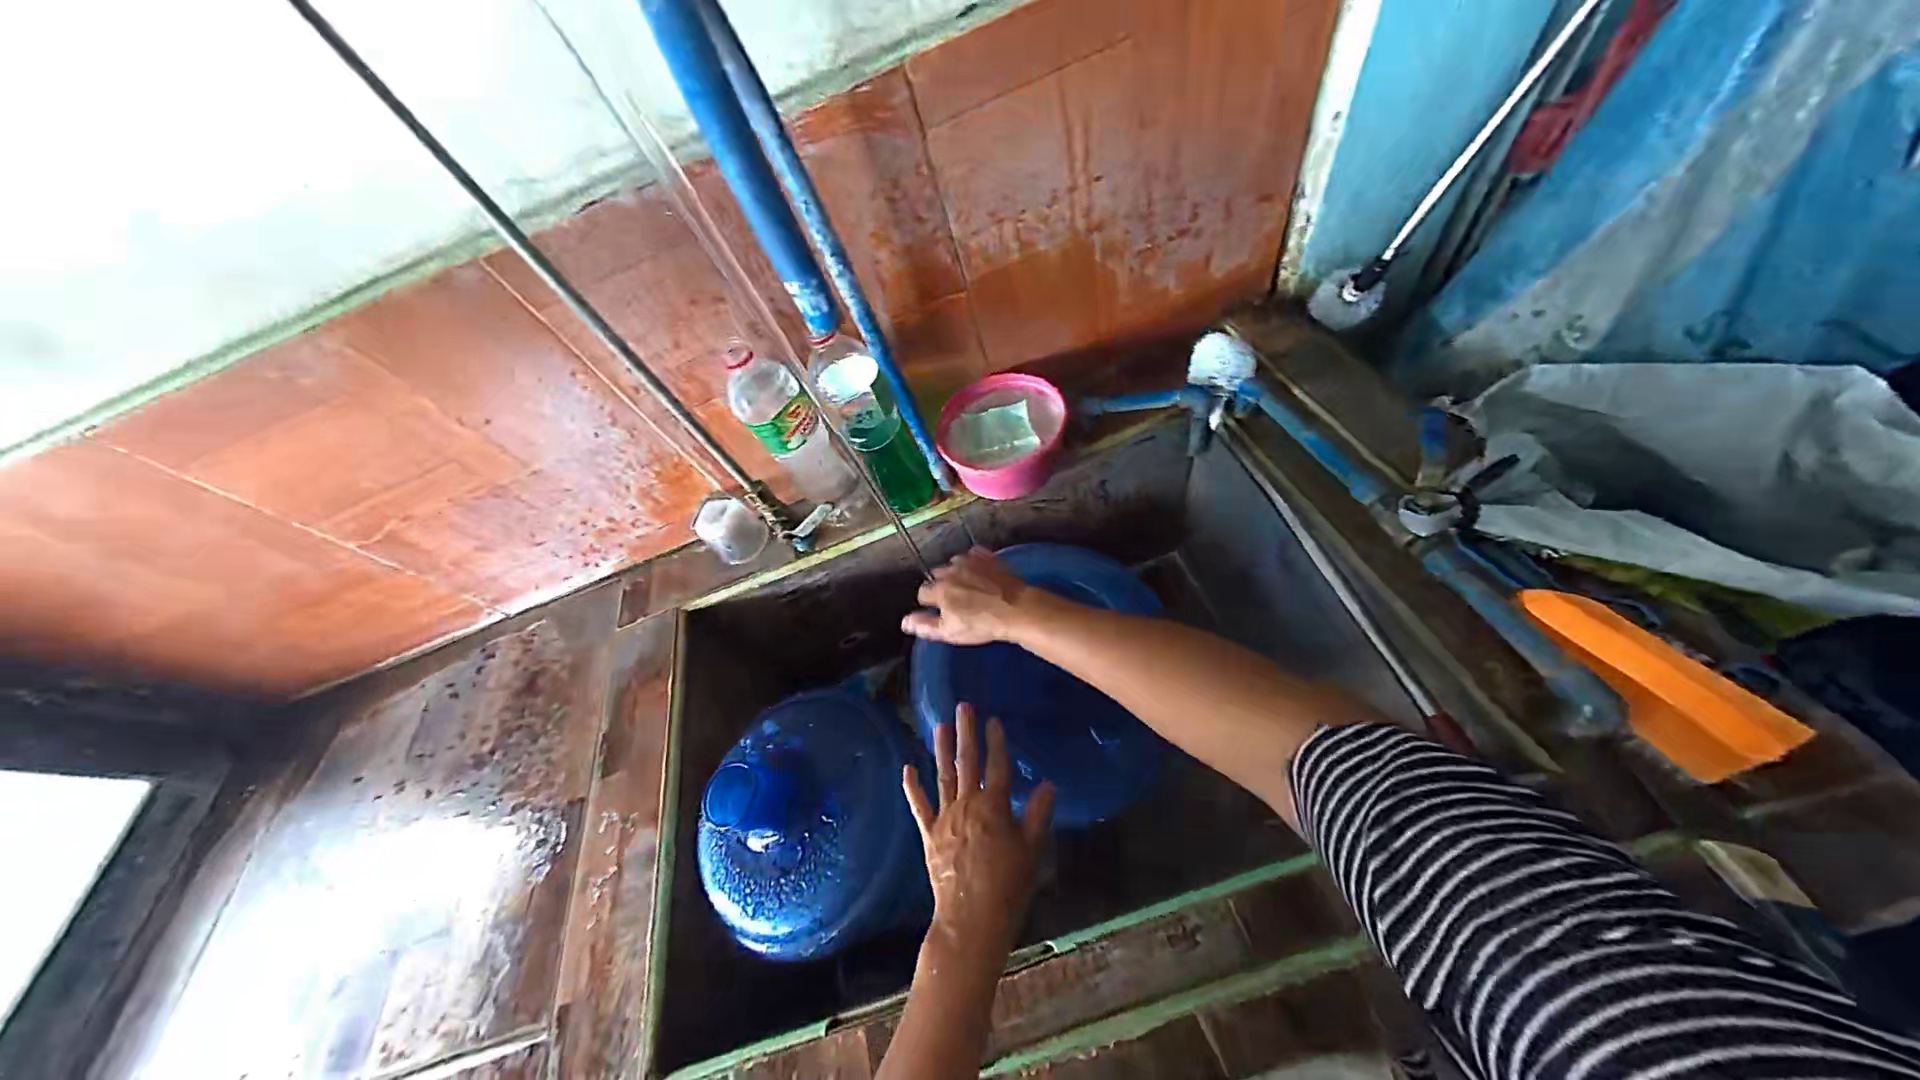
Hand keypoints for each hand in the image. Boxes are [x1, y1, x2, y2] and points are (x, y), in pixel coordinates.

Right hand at [901, 548, 1038, 645]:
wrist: (1016, 609)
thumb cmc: (982, 624)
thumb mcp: (950, 632)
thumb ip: (925, 625)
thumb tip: (905, 622)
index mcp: (939, 590)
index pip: (922, 592)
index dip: (929, 602)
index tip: (939, 609)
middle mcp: (951, 571)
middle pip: (936, 574)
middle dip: (941, 584)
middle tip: (954, 599)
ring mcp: (970, 561)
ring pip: (954, 562)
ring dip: (956, 571)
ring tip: (968, 585)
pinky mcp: (988, 557)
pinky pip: (974, 554)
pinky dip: (974, 560)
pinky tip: (980, 572)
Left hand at [903, 703, 1055, 958]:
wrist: (971, 920)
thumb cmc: (1008, 887)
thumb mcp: (1032, 851)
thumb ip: (1038, 815)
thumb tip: (1048, 784)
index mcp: (994, 807)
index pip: (998, 766)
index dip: (996, 742)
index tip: (994, 719)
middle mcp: (967, 805)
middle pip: (968, 763)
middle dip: (967, 733)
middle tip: (963, 706)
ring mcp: (945, 819)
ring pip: (944, 776)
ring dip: (942, 750)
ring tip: (940, 726)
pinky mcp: (930, 835)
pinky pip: (920, 806)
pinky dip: (913, 787)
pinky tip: (908, 768)